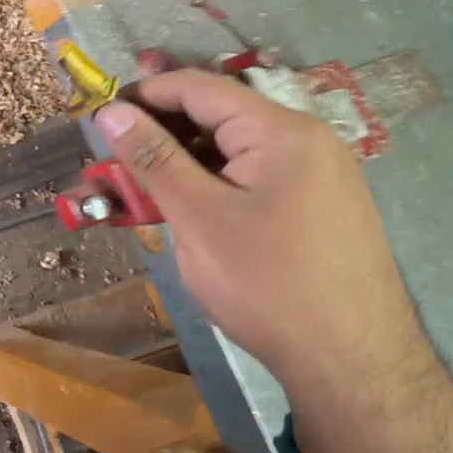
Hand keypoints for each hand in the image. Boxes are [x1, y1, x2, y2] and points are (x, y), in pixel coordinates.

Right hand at [95, 71, 452, 452]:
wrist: (354, 364)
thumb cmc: (269, 285)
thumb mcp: (198, 217)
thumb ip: (152, 157)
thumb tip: (110, 111)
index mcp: (282, 132)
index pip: (200, 87)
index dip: (144, 93)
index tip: (98, 116)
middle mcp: (303, 141)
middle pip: (214, 113)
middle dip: (156, 129)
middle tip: (109, 152)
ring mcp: (310, 173)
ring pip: (225, 147)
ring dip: (174, 160)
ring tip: (131, 186)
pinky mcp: (308, 203)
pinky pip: (244, 174)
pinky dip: (203, 182)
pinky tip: (173, 203)